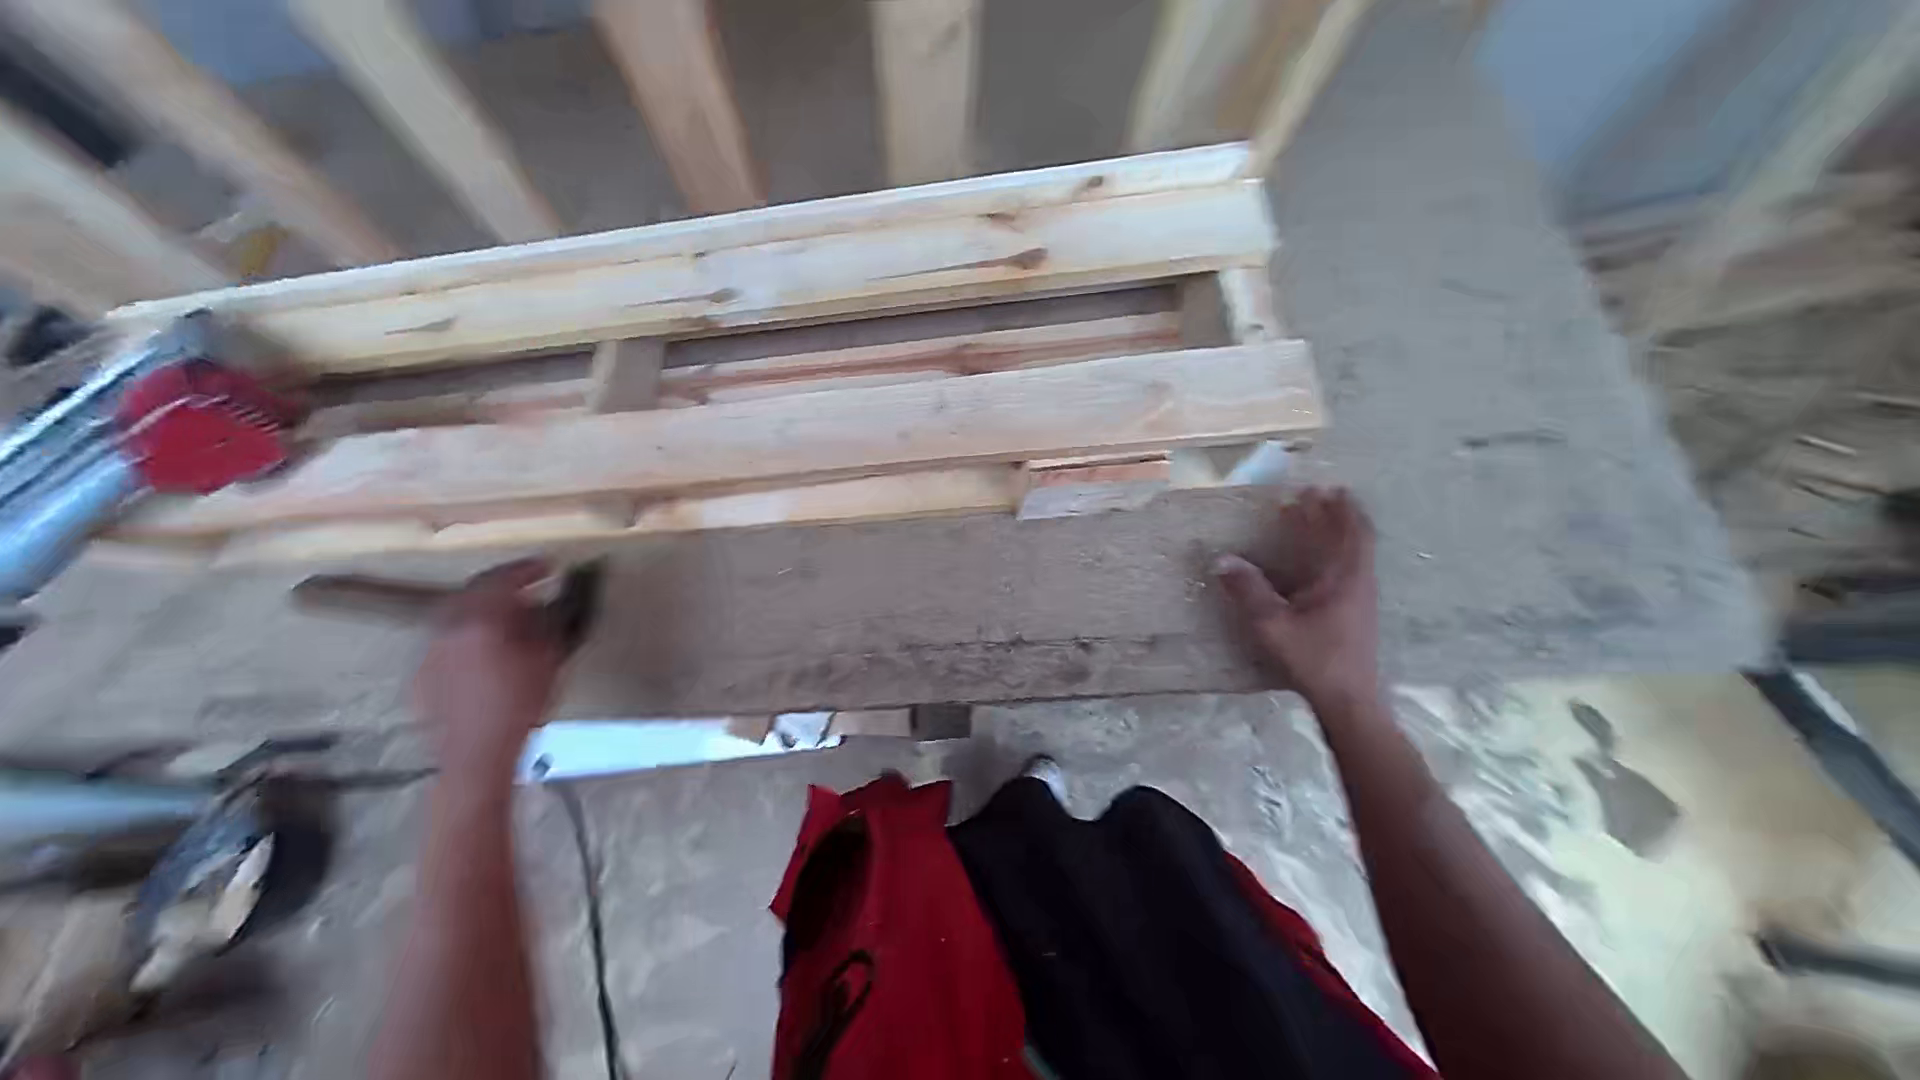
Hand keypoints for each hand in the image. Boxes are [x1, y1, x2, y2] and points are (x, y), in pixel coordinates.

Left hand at [411, 560, 563, 779]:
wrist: (476, 754)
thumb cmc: (521, 703)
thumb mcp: (548, 658)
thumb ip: (547, 623)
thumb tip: (547, 603)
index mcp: (481, 619)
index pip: (502, 578)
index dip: (527, 568)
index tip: (549, 566)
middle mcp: (448, 627)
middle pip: (473, 592)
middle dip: (503, 586)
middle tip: (530, 589)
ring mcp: (430, 650)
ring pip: (456, 614)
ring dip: (484, 608)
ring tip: (510, 618)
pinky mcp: (423, 672)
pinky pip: (448, 639)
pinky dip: (470, 633)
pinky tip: (488, 650)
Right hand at [1214, 487, 1379, 708]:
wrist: (1348, 698)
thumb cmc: (1314, 657)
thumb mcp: (1272, 623)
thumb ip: (1248, 590)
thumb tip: (1222, 559)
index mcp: (1344, 577)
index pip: (1349, 531)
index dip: (1336, 508)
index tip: (1323, 488)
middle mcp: (1358, 582)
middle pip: (1354, 538)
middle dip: (1335, 514)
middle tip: (1317, 496)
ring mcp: (1360, 598)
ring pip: (1353, 554)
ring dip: (1336, 533)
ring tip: (1317, 520)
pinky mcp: (1355, 612)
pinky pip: (1348, 568)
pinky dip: (1334, 553)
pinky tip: (1316, 561)